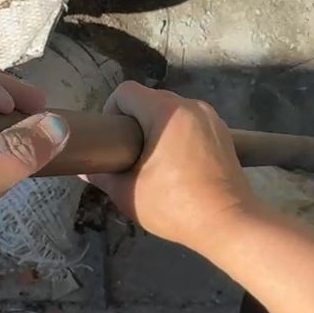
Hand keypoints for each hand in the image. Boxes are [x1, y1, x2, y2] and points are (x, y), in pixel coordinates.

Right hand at [83, 82, 258, 251]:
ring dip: (158, 127)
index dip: (111, 110)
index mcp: (166, 113)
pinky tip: (178, 163)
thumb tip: (86, 168)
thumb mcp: (128, 193)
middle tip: (128, 153)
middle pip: (151, 99)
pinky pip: (192, 123)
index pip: (127, 91)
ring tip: (154, 160)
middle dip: (135, 120)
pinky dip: (180, 135)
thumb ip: (102, 175)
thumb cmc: (175, 205)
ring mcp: (212, 118)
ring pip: (174, 110)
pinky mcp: (224, 133)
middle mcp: (191, 106)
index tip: (112, 139)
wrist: (227, 221)